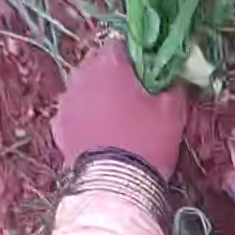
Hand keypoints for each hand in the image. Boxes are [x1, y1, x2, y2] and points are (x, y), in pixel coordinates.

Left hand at [52, 41, 186, 177]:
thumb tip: (175, 78)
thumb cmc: (146, 145)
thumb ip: (174, 87)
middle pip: (101, 69)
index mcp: (110, 63)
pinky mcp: (59, 130)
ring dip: (99, 104)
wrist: (116, 188)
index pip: (125, 46)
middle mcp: (82, 75)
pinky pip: (74, 119)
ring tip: (117, 129)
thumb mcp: (173, 114)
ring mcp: (66, 103)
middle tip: (136, 108)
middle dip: (117, 83)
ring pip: (86, 94)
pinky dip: (86, 126)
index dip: (141, 63)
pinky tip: (100, 141)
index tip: (152, 82)